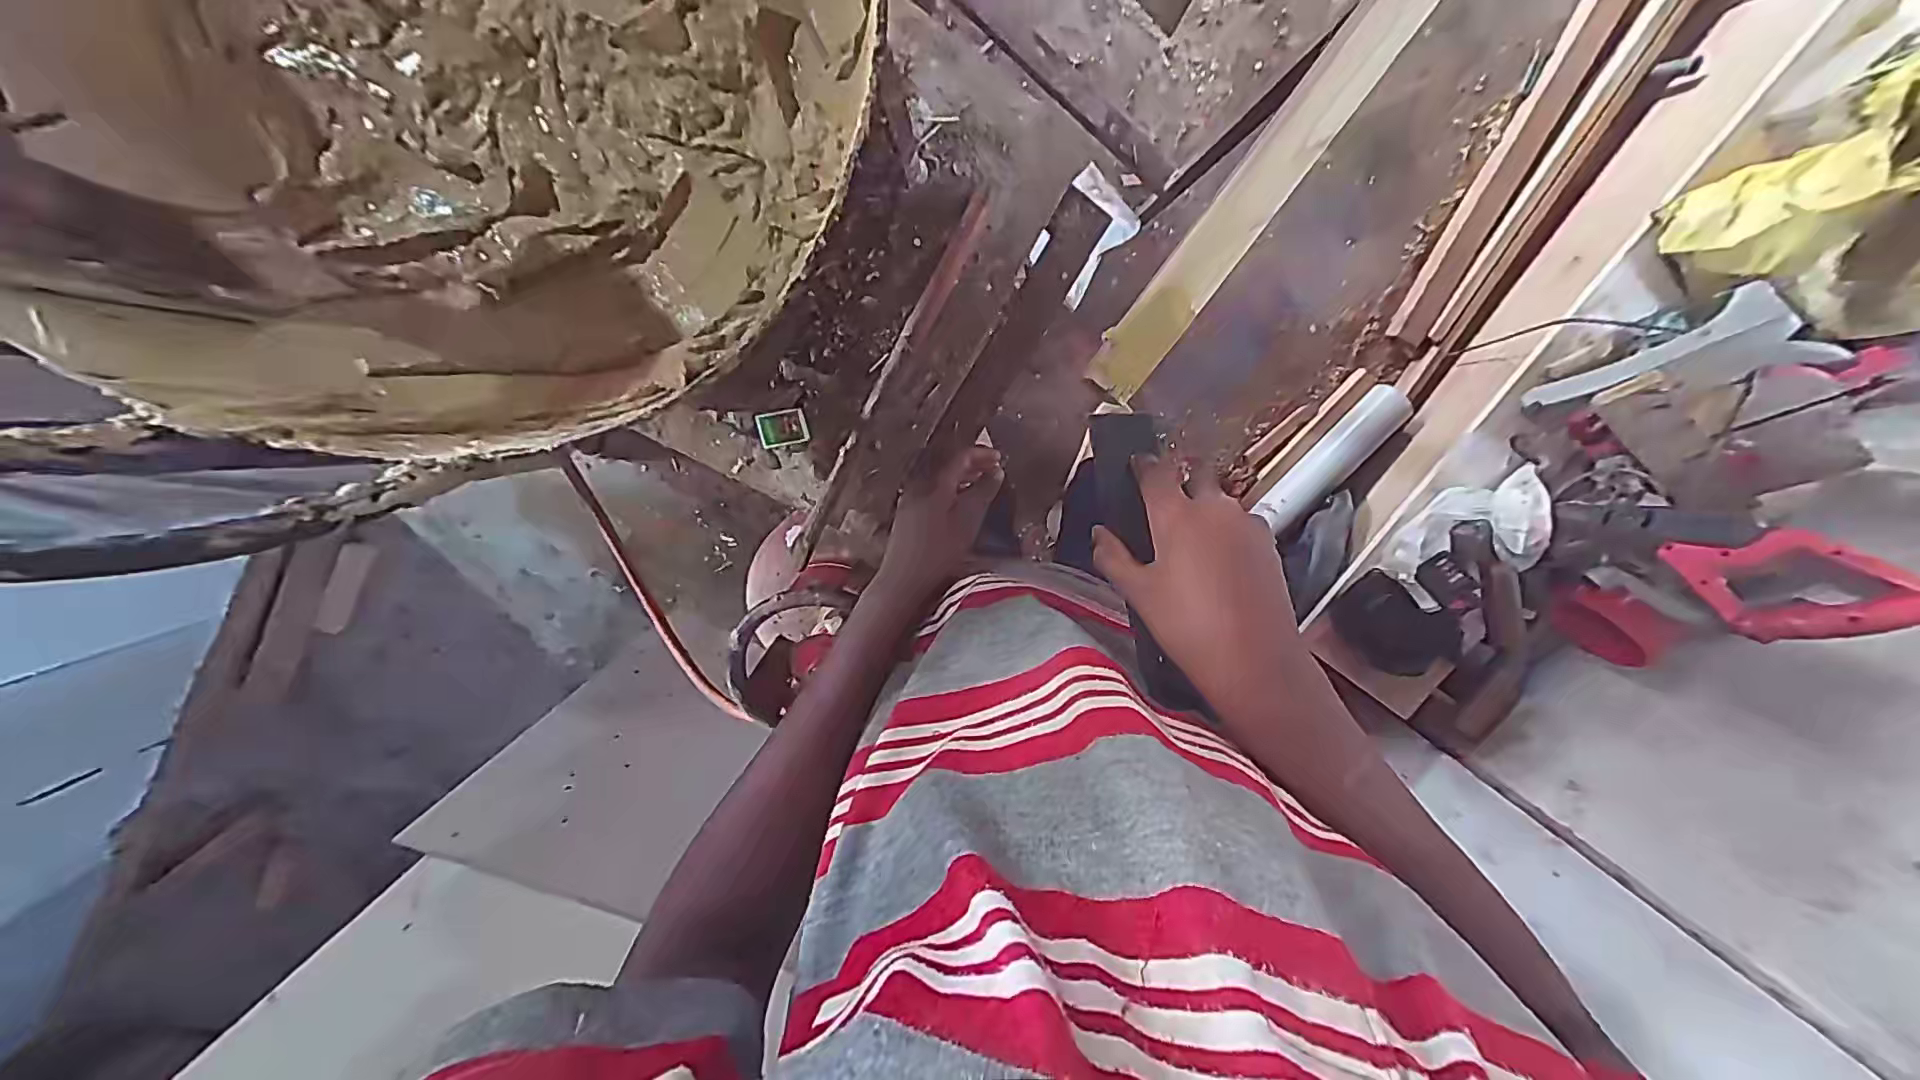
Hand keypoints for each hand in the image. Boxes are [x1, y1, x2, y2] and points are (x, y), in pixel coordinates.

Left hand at [878, 446, 1004, 602]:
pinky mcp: (907, 515)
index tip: (999, 457)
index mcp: (935, 484)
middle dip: (972, 464)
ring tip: (981, 484)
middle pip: (948, 465)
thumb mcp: (968, 521)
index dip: (981, 454)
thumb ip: (983, 493)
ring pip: (940, 479)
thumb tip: (995, 472)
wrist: (903, 580)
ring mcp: (910, 500)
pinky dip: (950, 490)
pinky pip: (932, 491)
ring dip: (961, 477)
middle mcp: (919, 486)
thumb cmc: (939, 553)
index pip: (960, 457)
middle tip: (993, 468)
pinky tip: (960, 503)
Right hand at [1091, 455, 1303, 708]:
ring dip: (1204, 506)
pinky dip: (1226, 529)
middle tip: (1162, 505)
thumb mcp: (1138, 593)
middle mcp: (1214, 508)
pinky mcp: (1268, 542)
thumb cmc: (1188, 627)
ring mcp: (1246, 522)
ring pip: (1221, 499)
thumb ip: (1113, 556)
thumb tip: (1100, 534)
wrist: (1255, 659)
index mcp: (1175, 514)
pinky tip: (1218, 560)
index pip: (1155, 469)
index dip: (1142, 464)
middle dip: (1179, 480)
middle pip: (1195, 473)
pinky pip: (1241, 522)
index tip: (1134, 466)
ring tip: (1190, 539)